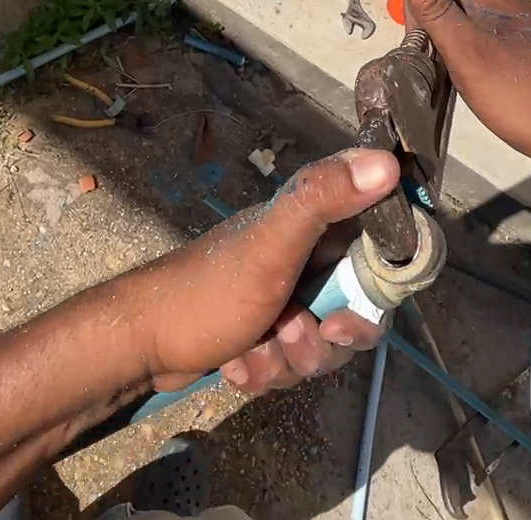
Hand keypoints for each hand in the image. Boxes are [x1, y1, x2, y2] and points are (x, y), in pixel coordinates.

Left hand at [123, 149, 396, 393]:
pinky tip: (236, 362)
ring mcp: (288, 297)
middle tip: (290, 333)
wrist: (144, 342)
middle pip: (356, 311)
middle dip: (323, 339)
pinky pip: (293, 364)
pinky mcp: (269, 332)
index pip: (380, 250)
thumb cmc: (211, 289)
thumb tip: (386, 161)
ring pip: (325, 346)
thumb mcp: (272, 242)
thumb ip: (323, 199)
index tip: (342, 312)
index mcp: (314, 225)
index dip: (374, 291)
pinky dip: (266, 370)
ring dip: (288, 359)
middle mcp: (306, 257)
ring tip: (252, 350)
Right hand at [402, 0, 530, 167]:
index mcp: (497, 0)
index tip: (415, 37)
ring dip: (457, 41)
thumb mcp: (471, 54)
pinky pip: (498, 43)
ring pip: (480, 22)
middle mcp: (516, 8)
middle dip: (436, 21)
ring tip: (452, 77)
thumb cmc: (528, 96)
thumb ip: (440, 11)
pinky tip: (483, 86)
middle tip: (429, 64)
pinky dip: (480, 57)